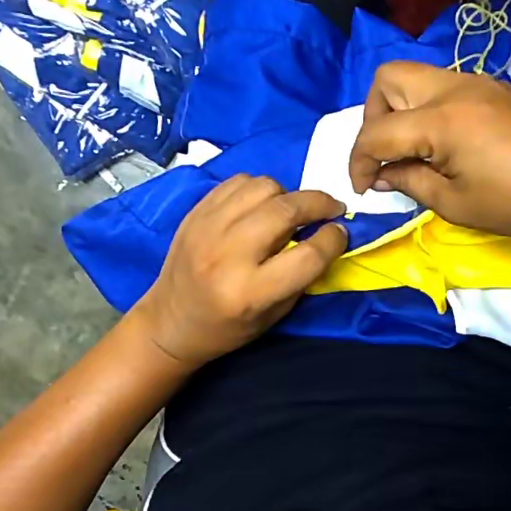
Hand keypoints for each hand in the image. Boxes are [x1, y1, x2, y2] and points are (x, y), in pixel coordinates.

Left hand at [129, 175, 349, 368]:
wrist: (169, 322)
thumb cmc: (226, 328)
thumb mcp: (273, 315)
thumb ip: (302, 275)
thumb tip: (328, 235)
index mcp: (249, 292)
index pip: (307, 255)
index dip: (333, 239)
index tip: (340, 232)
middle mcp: (228, 255)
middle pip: (286, 210)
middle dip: (319, 204)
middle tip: (331, 209)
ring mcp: (207, 228)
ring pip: (263, 186)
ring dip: (287, 194)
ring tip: (291, 210)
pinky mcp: (196, 213)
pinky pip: (238, 182)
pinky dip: (258, 188)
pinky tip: (262, 205)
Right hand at [345, 61, 510, 245]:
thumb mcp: (455, 203)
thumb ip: (409, 182)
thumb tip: (383, 174)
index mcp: (439, 119)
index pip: (375, 132)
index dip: (358, 163)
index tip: (365, 189)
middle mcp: (454, 88)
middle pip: (387, 79)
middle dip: (373, 117)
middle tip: (387, 155)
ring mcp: (478, 83)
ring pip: (416, 77)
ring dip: (401, 110)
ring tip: (415, 152)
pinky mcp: (497, 89)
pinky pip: (444, 86)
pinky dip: (428, 109)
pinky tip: (448, 145)